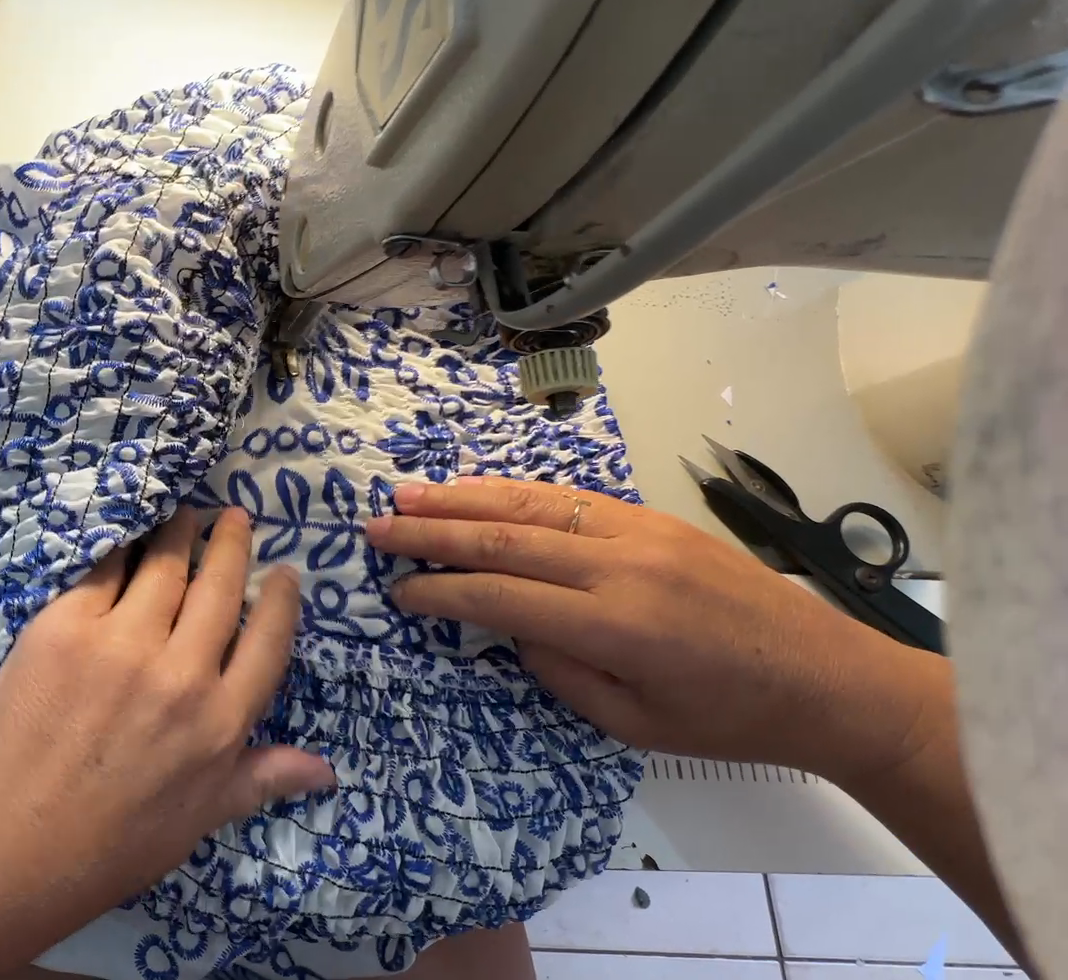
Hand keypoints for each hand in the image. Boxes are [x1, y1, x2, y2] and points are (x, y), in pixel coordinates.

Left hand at [0, 508, 335, 929]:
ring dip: (180, 532)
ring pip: (163, 566)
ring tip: (185, 512)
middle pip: (218, 588)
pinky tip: (129, 531)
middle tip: (232, 516)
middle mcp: (181, 673)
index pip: (268, 640)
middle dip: (230, 544)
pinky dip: (122, 546)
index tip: (282, 571)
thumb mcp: (198, 820)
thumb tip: (325, 770)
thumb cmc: (110, 843)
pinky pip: (103, 570)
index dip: (279, 598)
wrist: (9, 843)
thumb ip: (259, 780)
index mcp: (220, 722)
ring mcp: (121, 643)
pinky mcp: (66, 625)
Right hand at [365, 478, 946, 783]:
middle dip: (430, 533)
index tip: (398, 590)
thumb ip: (556, 667)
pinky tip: (472, 488)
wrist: (834, 679)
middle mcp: (620, 567)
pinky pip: (563, 495)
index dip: (440, 593)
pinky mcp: (649, 516)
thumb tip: (507, 620)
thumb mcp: (632, 722)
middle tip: (376, 527)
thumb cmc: (728, 718)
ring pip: (528, 504)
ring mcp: (637, 531)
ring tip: (406, 495)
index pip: (500, 598)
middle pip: (502, 538)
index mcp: (616, 628)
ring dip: (459, 498)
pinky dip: (509, 490)